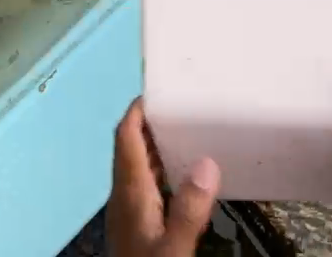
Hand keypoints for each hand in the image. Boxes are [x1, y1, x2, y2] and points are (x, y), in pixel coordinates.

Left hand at [106, 98, 221, 256]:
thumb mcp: (174, 248)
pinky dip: (162, 171)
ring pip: (138, 167)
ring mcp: (127, 212)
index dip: (137, 109)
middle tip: (181, 107)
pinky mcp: (135, 226)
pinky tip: (184, 178)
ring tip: (187, 134)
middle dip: (151, 123)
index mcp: (129, 190)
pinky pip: (146, 185)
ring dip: (157, 147)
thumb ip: (189, 209)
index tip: (158, 89)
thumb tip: (208, 162)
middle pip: (131, 147)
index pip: (126, 136)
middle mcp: (124, 195)